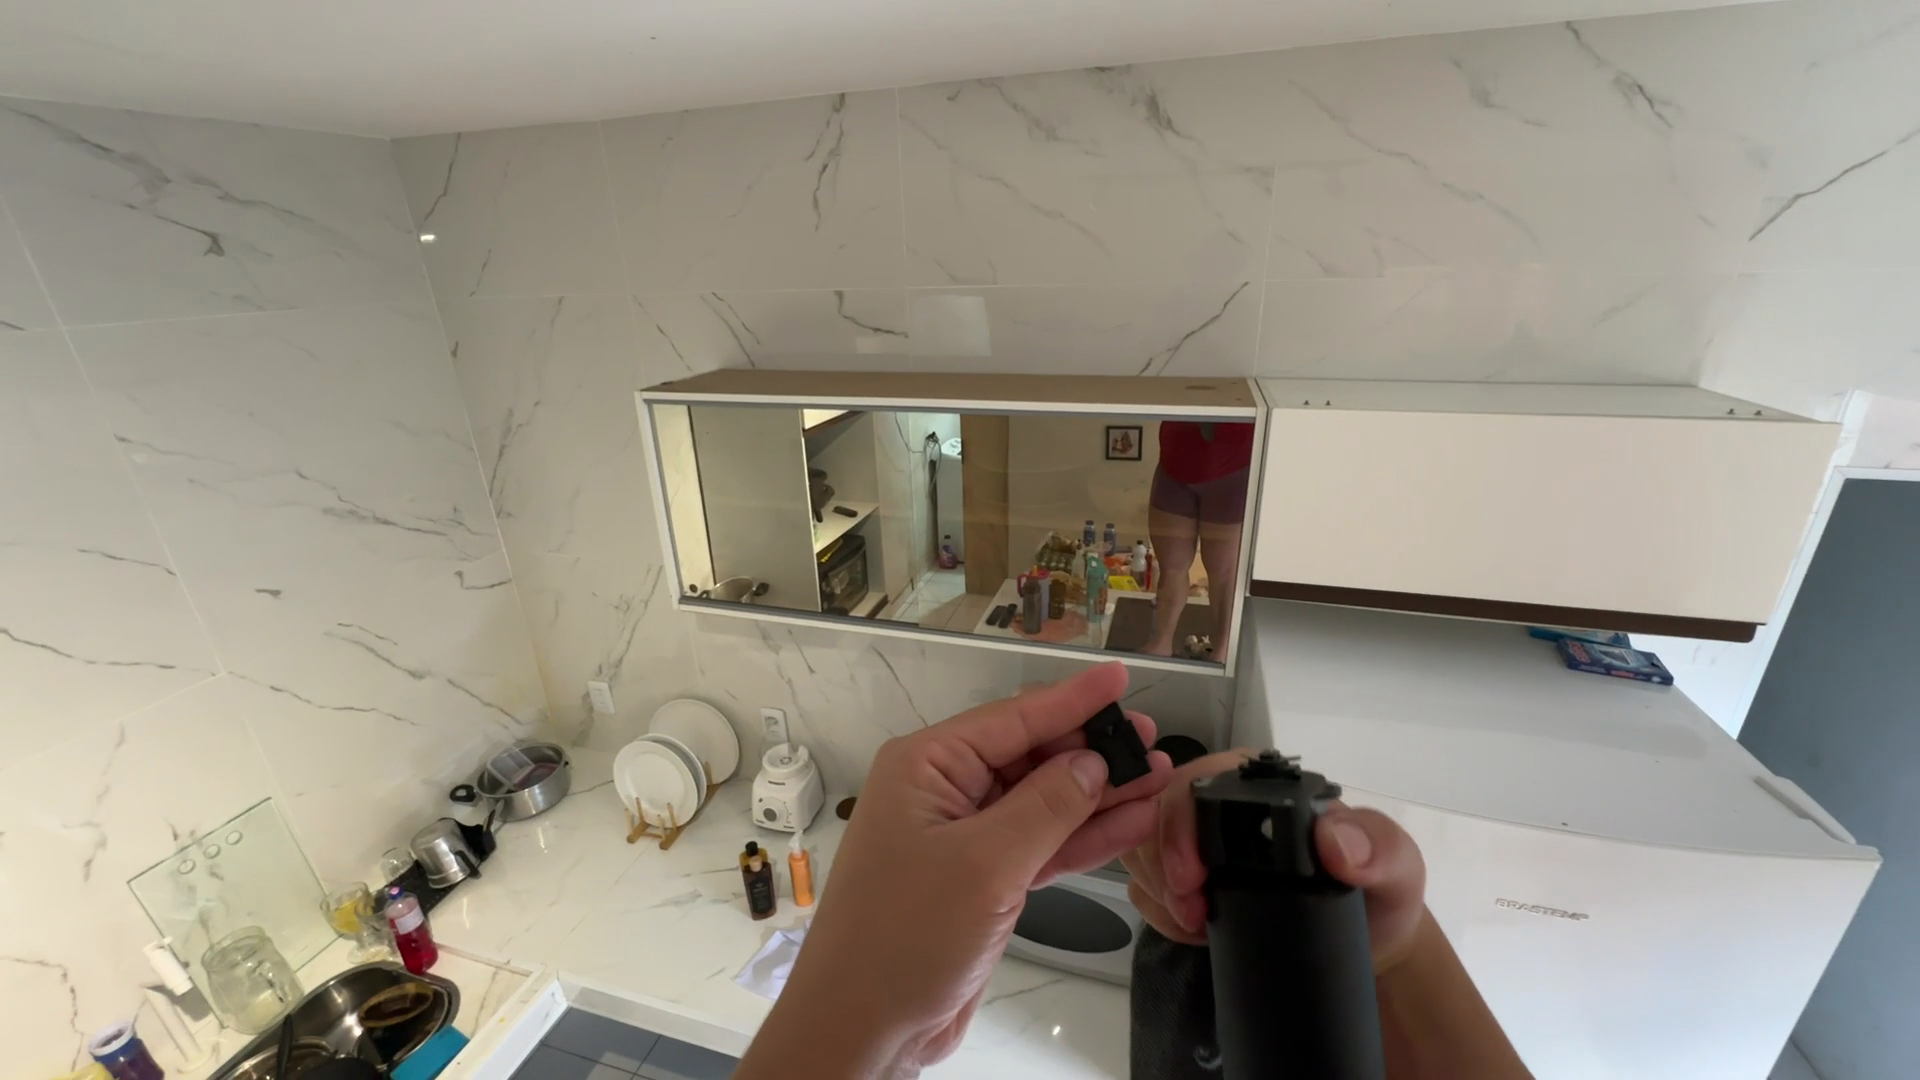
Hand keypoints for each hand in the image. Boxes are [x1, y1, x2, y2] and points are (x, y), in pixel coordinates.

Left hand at [741, 662, 1172, 1077]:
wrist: (862, 1029)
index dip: (1072, 699)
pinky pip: (1040, 843)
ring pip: (1043, 800)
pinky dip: (1082, 836)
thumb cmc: (905, 937)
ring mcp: (965, 833)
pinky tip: (1129, 822)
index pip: (1013, 718)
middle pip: (1031, 755)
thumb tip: (1091, 762)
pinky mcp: (982, 876)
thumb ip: (1045, 807)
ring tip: (1155, 776)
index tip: (1119, 678)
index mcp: (928, 764)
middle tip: (1151, 741)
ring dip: (1097, 794)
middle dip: (1091, 750)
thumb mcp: (983, 864)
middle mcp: (945, 788)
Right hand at [1121, 751, 1426, 972]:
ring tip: (1192, 922)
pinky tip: (1189, 926)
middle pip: (1153, 812)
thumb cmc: (1377, 895)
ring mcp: (1195, 840)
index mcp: (1252, 782)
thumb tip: (1331, 840)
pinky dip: (1157, 907)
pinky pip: (1144, 883)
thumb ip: (1376, 844)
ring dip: (1155, 886)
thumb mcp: (1395, 865)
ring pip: (1140, 844)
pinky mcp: (1186, 877)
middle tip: (1190, 914)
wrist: (1366, 947)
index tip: (1191, 881)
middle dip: (1160, 864)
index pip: (1192, 781)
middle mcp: (1215, 802)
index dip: (1179, 824)